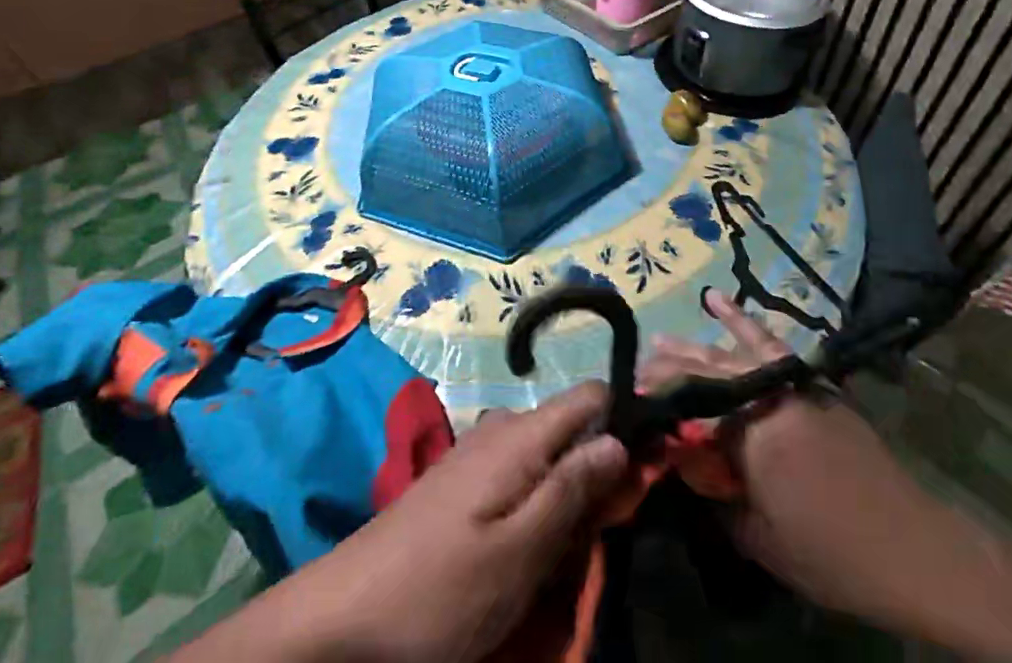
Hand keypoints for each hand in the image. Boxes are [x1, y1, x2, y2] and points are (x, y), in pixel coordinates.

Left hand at [172, 382, 627, 662]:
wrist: (350, 614)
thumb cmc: (442, 586)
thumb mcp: (520, 549)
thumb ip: (571, 490)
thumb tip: (619, 438)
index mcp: (518, 437)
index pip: (588, 397)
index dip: (628, 420)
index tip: (661, 462)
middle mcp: (497, 433)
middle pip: (570, 428)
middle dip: (603, 466)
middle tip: (620, 525)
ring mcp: (475, 458)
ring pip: (547, 456)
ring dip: (573, 491)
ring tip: (583, 543)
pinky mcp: (461, 485)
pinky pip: (519, 478)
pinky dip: (542, 502)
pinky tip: (541, 541)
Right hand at [642, 289, 1011, 662]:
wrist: (920, 555)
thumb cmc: (832, 552)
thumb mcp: (755, 534)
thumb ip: (711, 489)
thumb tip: (679, 456)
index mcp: (748, 431)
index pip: (682, 402)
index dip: (651, 401)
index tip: (625, 403)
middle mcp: (766, 396)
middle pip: (700, 371)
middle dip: (663, 372)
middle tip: (634, 376)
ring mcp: (791, 386)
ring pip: (727, 353)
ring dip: (691, 347)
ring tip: (657, 340)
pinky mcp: (811, 388)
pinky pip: (769, 346)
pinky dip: (743, 322)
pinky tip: (719, 302)